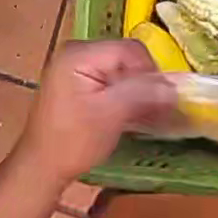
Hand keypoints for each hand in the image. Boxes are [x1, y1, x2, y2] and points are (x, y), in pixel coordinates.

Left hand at [6, 39, 176, 183]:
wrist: (41, 167)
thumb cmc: (73, 141)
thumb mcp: (112, 114)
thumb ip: (143, 94)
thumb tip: (175, 87)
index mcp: (80, 53)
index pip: (131, 50)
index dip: (151, 72)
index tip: (162, 99)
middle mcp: (77, 52)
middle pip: (127, 58)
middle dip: (145, 82)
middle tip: (159, 109)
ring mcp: (77, 67)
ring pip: (122, 70)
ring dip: (138, 91)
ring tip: (150, 115)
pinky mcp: (79, 83)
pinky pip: (112, 80)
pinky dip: (125, 95)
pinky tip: (134, 115)